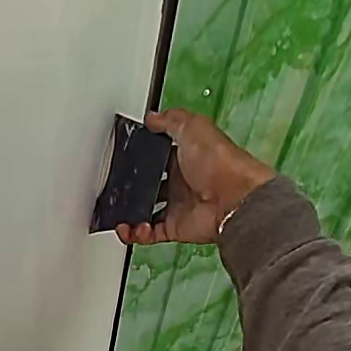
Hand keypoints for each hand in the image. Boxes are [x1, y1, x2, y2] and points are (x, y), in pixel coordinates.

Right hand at [115, 109, 274, 245]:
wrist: (232, 199)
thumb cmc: (219, 162)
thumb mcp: (192, 128)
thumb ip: (170, 121)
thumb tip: (153, 117)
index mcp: (184, 158)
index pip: (157, 158)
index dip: (141, 160)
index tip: (125, 162)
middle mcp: (180, 183)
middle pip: (149, 187)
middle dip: (131, 191)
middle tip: (118, 192)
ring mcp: (177, 206)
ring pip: (145, 213)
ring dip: (130, 216)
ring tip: (120, 216)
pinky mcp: (175, 227)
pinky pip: (150, 233)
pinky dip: (136, 234)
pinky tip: (130, 228)